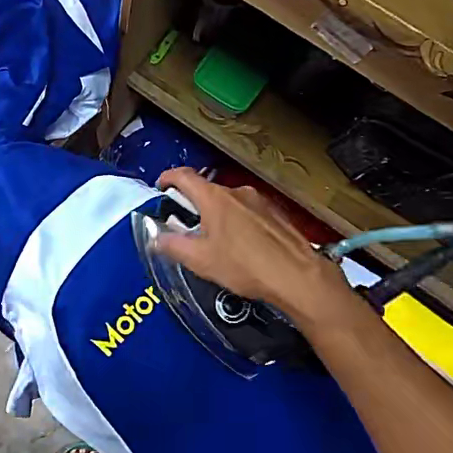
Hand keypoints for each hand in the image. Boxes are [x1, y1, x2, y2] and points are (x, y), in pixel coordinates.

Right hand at [153, 168, 353, 321]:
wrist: (295, 275)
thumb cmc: (246, 266)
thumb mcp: (200, 260)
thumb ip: (173, 245)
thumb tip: (157, 237)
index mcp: (215, 198)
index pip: (184, 177)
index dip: (168, 178)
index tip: (162, 186)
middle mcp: (239, 193)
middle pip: (209, 192)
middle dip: (194, 207)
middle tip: (186, 229)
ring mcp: (260, 202)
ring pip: (231, 204)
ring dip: (219, 217)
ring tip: (216, 244)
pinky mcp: (276, 215)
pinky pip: (250, 214)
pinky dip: (239, 224)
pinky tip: (242, 248)